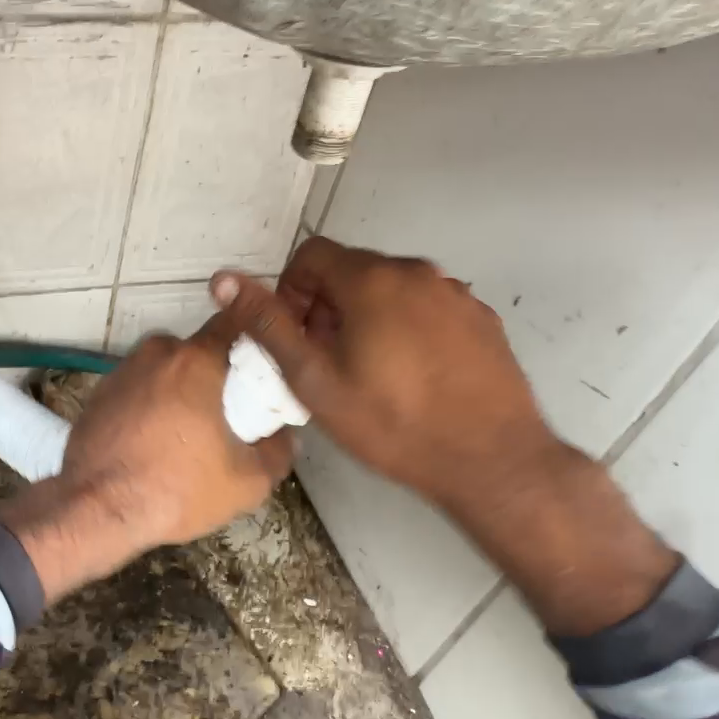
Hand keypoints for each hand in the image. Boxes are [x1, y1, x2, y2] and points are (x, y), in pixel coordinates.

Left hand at [0, 320, 293, 599]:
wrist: (97, 507)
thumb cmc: (177, 488)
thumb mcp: (247, 481)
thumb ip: (277, 451)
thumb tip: (286, 435)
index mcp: (195, 361)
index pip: (232, 324)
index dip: (252, 334)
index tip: (264, 357)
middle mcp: (156, 353)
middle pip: (196, 350)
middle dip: (214, 373)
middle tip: (228, 409)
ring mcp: (123, 370)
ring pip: (164, 369)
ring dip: (178, 389)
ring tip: (190, 430)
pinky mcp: (100, 391)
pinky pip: (138, 387)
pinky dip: (150, 402)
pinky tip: (154, 438)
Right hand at [211, 238, 677, 636]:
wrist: (495, 464)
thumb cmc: (394, 423)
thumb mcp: (314, 379)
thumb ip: (266, 323)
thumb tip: (223, 279)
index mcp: (371, 279)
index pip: (312, 254)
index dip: (292, 290)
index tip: (297, 335)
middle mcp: (416, 272)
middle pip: (352, 269)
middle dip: (327, 304)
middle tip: (325, 358)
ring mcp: (456, 293)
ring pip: (391, 288)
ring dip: (366, 314)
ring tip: (368, 369)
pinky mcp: (482, 319)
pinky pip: (427, 306)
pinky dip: (406, 325)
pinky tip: (411, 375)